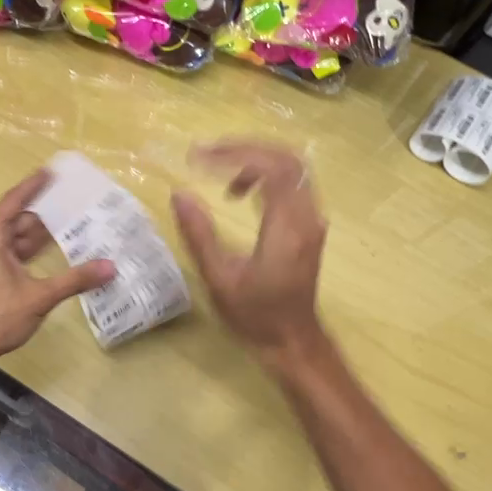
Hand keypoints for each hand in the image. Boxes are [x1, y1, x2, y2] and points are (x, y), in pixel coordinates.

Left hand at [0, 170, 116, 368]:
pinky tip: (52, 256)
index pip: (14, 201)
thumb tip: (110, 267)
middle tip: (74, 204)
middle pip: (18, 221)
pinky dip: (30, 253)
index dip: (34, 185)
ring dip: (39, 237)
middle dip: (44, 214)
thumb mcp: (39, 297)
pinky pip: (11, 255)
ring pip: (15, 240)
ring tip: (71, 227)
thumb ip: (75, 280)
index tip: (51, 171)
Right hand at [172, 141, 328, 363]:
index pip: (271, 168)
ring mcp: (312, 220)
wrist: (292, 341)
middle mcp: (307, 217)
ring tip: (218, 172)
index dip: (235, 154)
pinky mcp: (309, 226)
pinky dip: (265, 175)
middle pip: (286, 159)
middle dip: (245, 149)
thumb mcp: (219, 278)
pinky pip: (293, 183)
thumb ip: (199, 234)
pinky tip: (239, 190)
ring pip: (293, 168)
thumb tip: (179, 195)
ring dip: (255, 160)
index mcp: (286, 228)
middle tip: (207, 155)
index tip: (197, 159)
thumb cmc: (254, 315)